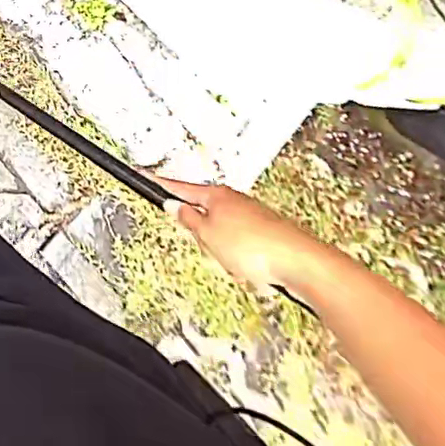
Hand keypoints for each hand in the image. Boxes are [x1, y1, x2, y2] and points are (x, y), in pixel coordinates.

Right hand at [153, 175, 339, 296]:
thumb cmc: (253, 246)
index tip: (144, 175)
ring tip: (236, 265)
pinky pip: (242, 247)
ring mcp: (251, 217)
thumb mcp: (208, 235)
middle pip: (203, 213)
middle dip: (201, 234)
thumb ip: (188, 220)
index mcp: (215, 195)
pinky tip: (250, 271)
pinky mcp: (266, 235)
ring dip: (223, 251)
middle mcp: (233, 201)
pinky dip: (240, 259)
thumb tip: (173, 205)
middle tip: (207, 247)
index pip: (180, 187)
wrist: (300, 263)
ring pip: (223, 233)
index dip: (160, 184)